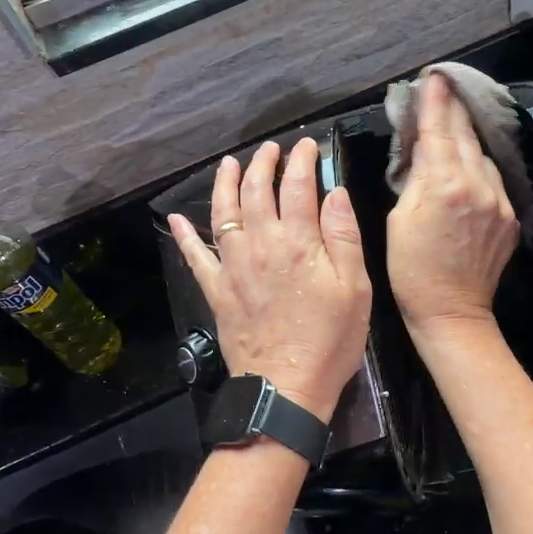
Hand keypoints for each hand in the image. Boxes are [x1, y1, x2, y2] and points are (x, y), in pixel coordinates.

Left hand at [169, 139, 372, 421]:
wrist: (286, 388)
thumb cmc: (330, 339)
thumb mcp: (355, 287)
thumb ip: (344, 235)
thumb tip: (334, 192)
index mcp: (298, 242)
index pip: (297, 186)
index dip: (301, 160)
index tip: (305, 145)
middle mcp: (260, 245)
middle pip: (255, 191)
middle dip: (262, 163)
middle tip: (270, 149)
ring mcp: (233, 267)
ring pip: (223, 213)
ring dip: (225, 183)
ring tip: (229, 164)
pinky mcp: (215, 290)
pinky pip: (194, 256)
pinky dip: (184, 235)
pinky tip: (177, 219)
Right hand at [387, 73, 520, 339]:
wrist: (451, 311)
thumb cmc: (411, 268)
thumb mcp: (401, 217)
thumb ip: (416, 177)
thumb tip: (424, 149)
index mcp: (446, 184)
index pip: (440, 131)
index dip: (434, 102)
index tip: (434, 77)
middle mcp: (478, 186)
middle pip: (466, 136)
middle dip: (453, 111)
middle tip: (444, 87)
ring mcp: (499, 201)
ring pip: (482, 156)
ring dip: (467, 139)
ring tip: (452, 127)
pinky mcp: (510, 217)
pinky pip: (493, 180)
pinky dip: (478, 168)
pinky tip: (467, 167)